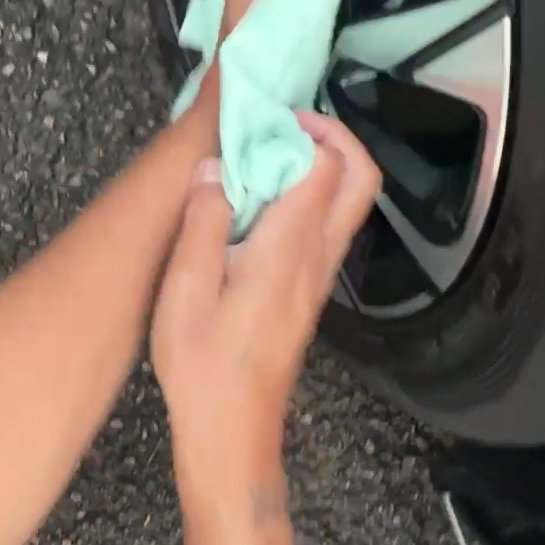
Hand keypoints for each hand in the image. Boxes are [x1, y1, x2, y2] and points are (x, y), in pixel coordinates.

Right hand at [151, 112, 380, 486]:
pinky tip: (259, 207)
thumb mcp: (185, 289)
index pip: (324, 165)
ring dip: (321, 167)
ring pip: (347, 204)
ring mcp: (318, 278)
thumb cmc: (203, 363)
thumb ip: (203, 221)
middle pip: (359, 179)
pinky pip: (325, 229)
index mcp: (288, 248)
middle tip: (283, 127)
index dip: (301, 129)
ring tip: (265, 159)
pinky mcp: (307, 294)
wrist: (231, 425)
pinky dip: (307, 200)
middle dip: (333, 137)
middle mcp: (316, 258)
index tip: (260, 119)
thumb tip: (211, 168)